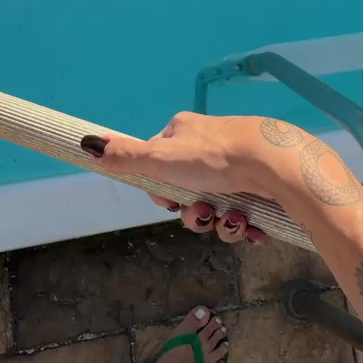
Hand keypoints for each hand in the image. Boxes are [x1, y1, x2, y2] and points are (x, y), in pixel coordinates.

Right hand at [84, 112, 345, 243]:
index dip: (163, 193)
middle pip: (188, 193)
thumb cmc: (214, 157)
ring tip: (233, 221)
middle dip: (194, 215)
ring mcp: (237, 165)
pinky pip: (244, 215)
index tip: (170, 202)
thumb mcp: (160, 158)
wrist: (274, 162)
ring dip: (220, 225)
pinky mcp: (261, 184)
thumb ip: (125, 156)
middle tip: (204, 215)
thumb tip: (88, 143)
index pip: (160, 167)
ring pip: (216, 208)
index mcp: (184, 133)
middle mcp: (210, 145)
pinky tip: (253, 230)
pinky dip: (245, 227)